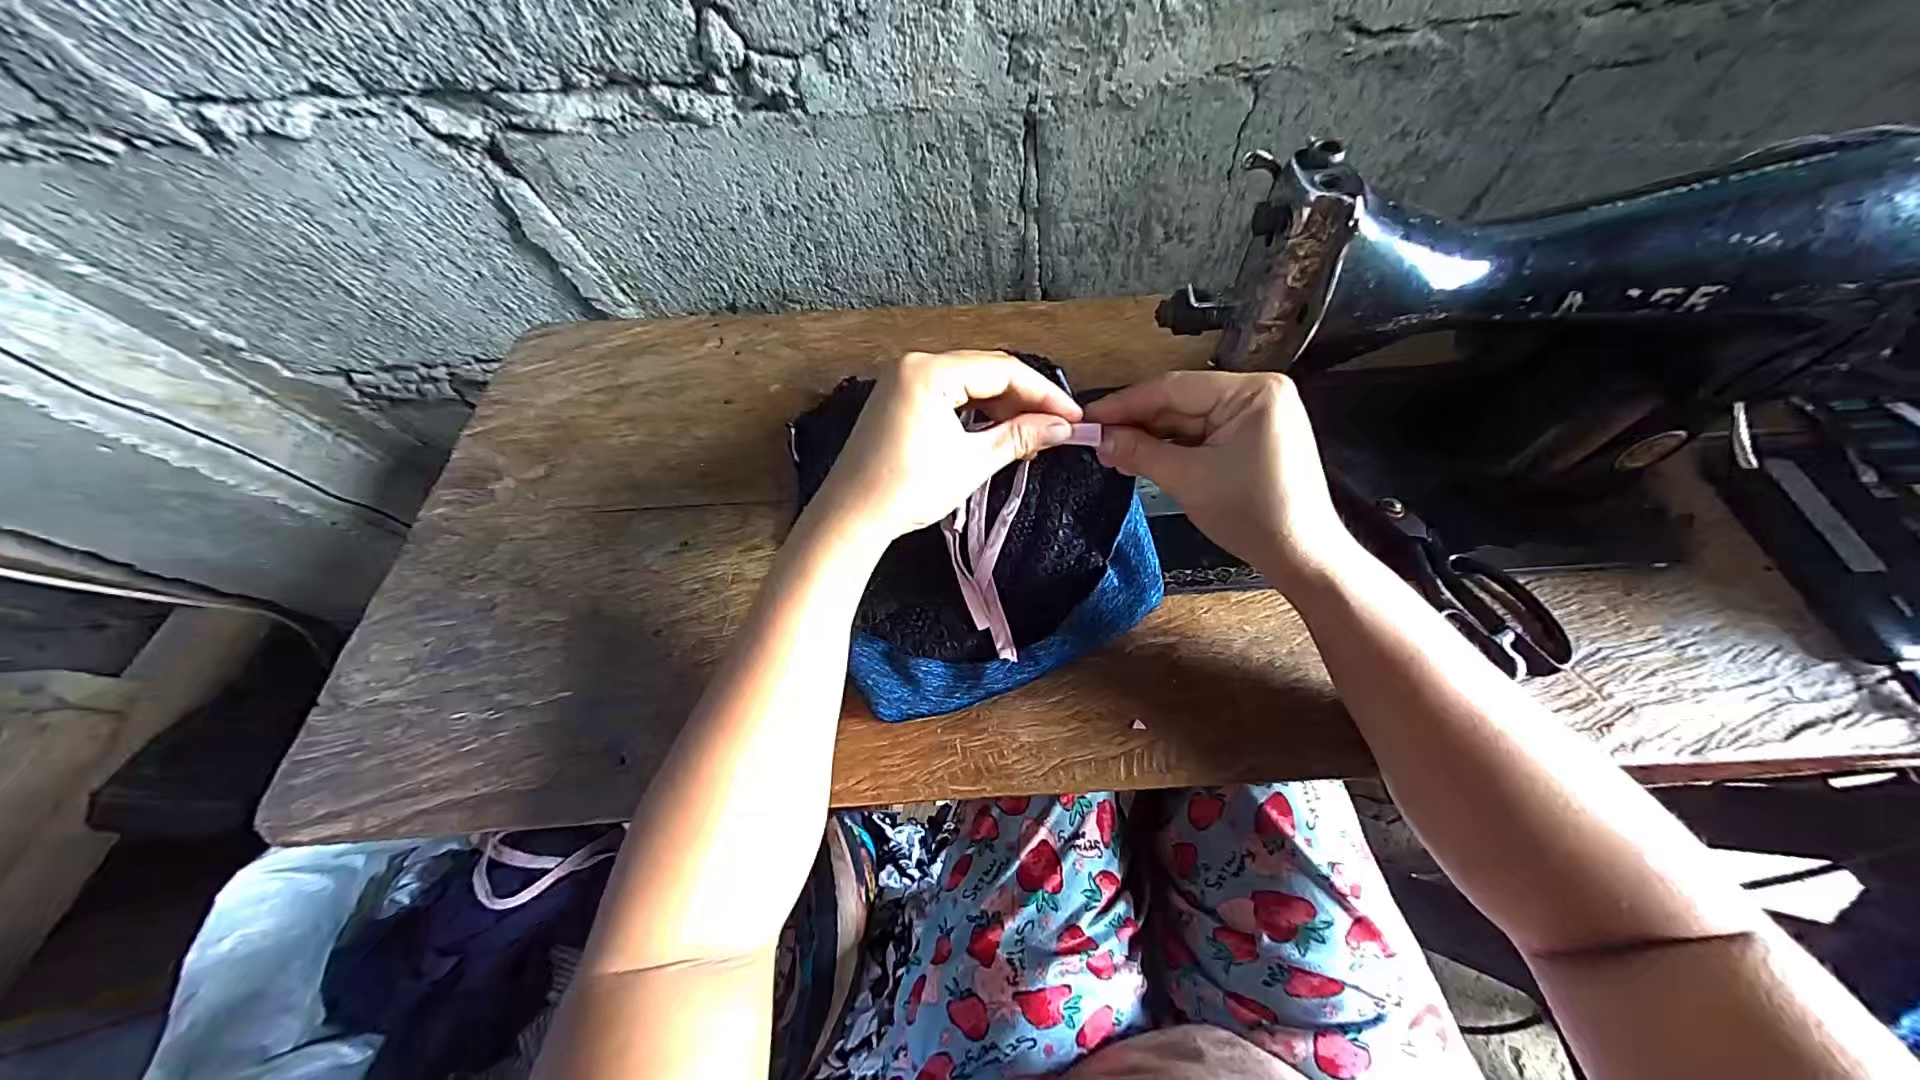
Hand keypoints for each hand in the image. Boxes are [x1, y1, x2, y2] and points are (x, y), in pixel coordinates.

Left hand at [804, 350, 1082, 552]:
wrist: (852, 517)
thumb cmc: (904, 490)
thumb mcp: (972, 462)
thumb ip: (1020, 436)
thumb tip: (1060, 426)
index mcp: (928, 371)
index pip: (1002, 370)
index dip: (1044, 393)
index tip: (1071, 415)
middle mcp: (913, 365)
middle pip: (986, 372)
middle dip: (1024, 401)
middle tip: (1053, 429)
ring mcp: (902, 382)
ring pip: (969, 385)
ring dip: (1001, 409)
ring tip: (1028, 438)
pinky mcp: (898, 401)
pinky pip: (948, 396)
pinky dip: (975, 414)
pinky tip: (995, 435)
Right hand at [1084, 371, 1357, 586]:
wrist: (1300, 555)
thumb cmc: (1256, 515)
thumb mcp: (1188, 479)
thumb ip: (1139, 451)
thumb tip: (1100, 437)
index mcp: (1252, 392)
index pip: (1172, 388)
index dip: (1124, 404)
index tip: (1089, 417)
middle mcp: (1257, 394)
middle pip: (1178, 401)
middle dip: (1136, 423)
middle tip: (1096, 439)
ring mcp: (1254, 416)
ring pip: (1186, 419)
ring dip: (1150, 436)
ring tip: (1113, 452)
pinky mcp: (1249, 437)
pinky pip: (1200, 434)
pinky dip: (1170, 447)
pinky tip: (1141, 457)